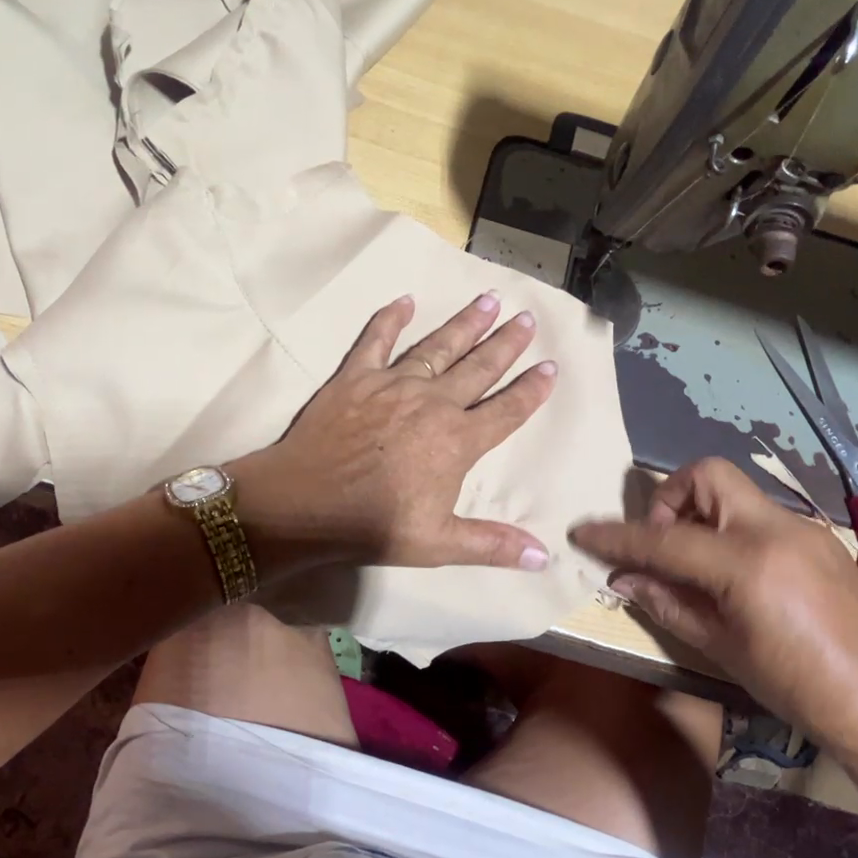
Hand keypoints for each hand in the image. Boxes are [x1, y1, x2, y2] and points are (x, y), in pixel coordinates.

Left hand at [231, 292, 556, 573]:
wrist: (306, 503)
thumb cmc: (373, 526)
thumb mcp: (438, 543)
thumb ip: (492, 544)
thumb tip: (545, 558)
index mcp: (457, 441)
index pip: (505, 411)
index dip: (530, 391)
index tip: (551, 368)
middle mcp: (432, 404)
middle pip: (478, 368)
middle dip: (506, 344)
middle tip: (527, 318)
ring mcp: (392, 385)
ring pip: (438, 347)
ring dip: (465, 324)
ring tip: (488, 300)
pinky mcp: (355, 378)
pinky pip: (376, 340)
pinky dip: (390, 319)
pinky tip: (405, 301)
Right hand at [569, 458, 857, 766]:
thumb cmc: (793, 684)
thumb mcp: (720, 646)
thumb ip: (668, 602)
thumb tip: (625, 578)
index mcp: (749, 562)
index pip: (665, 538)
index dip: (618, 536)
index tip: (583, 533)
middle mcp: (778, 529)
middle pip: (708, 475)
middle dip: (669, 497)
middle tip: (658, 544)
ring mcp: (805, 529)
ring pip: (735, 495)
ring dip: (699, 516)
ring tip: (690, 568)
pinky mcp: (819, 540)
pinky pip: (759, 518)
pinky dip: (728, 531)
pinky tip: (729, 577)